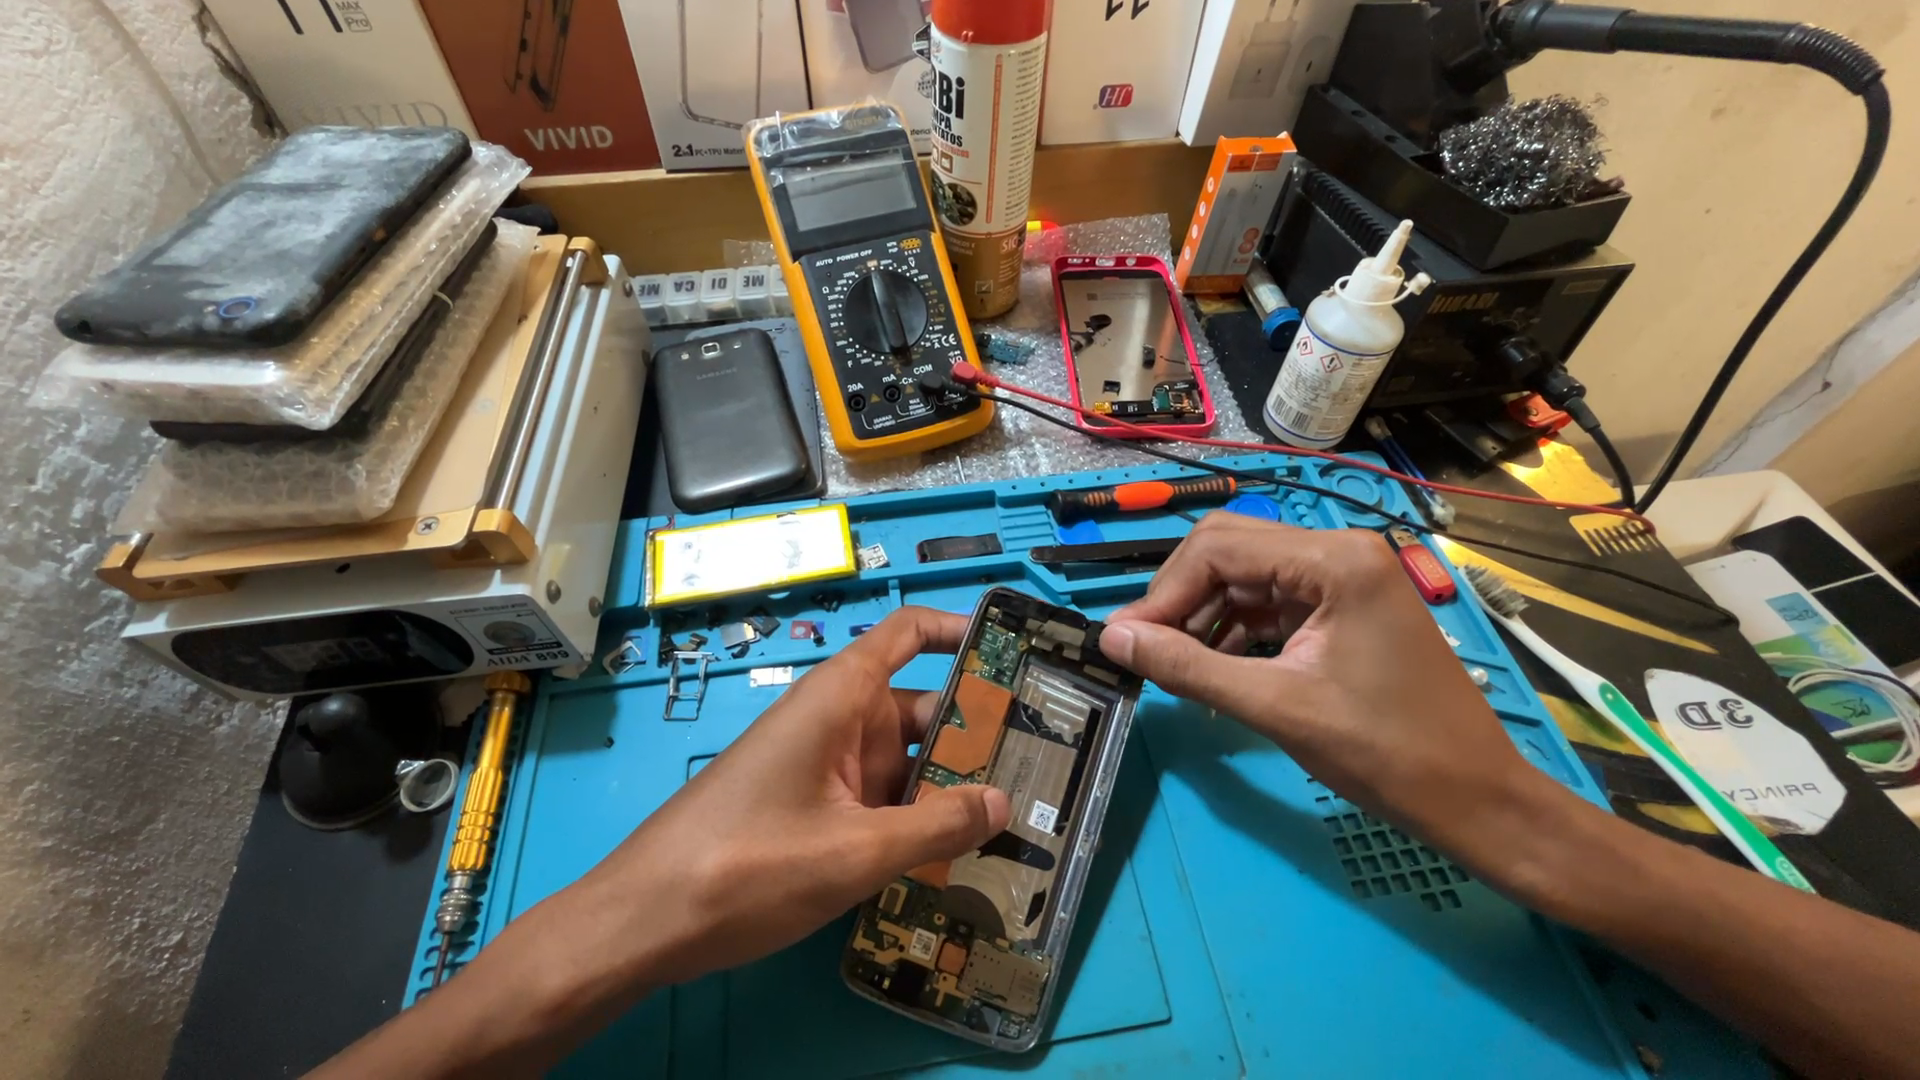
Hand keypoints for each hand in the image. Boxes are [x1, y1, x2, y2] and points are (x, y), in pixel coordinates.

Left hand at [564, 606, 1011, 987]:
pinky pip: (882, 799)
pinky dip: (918, 816)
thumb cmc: (747, 864)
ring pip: (906, 760)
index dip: (958, 629)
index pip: (907, 635)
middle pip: (923, 706)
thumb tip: (1004, 802)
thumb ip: (935, 827)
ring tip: (1020, 811)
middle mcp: (839, 722)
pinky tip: (959, 851)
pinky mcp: (817, 808)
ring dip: (952, 783)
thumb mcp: (853, 851)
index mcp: (841, 698)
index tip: (1015, 650)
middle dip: (978, 728)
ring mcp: (828, 767)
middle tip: (1045, 759)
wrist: (646, 920)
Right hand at [1096, 514, 1534, 846]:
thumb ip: (1187, 667)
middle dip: (1179, 599)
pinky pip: (1267, 601)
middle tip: (1145, 649)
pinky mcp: (1340, 605)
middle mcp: (1338, 551)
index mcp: (1334, 560)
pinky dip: (1232, 629)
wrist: (1476, 799)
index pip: (1218, 548)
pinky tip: (1211, 666)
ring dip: (1202, 616)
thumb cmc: (1385, 753)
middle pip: (1228, 551)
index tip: (1126, 641)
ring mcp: (1342, 577)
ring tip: (1172, 665)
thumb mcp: (1275, 707)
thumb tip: (1113, 639)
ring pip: (1243, 576)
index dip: (1163, 593)